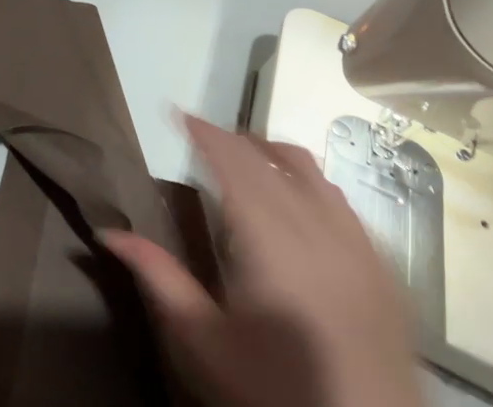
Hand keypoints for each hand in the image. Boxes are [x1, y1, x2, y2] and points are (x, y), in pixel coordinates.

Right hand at [100, 115, 420, 406]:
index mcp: (270, 240)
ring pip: (317, 175)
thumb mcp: (202, 341)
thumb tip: (106, 232)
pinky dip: (316, 186)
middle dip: (237, 140)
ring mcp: (360, 249)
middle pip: (276, 161)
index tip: (178, 113)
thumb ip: (158, 278)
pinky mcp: (386, 273)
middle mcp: (319, 230)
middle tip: (204, 135)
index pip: (234, 163)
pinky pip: (348, 206)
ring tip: (250, 155)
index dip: (206, 133)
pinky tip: (304, 202)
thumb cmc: (273, 390)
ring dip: (278, 156)